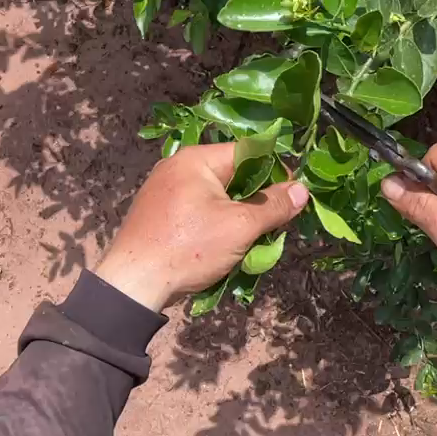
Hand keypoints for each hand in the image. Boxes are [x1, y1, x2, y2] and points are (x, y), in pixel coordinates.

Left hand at [95, 142, 309, 310]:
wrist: (133, 283)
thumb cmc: (189, 248)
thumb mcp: (240, 226)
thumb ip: (274, 206)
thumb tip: (302, 190)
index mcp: (197, 159)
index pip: (248, 152)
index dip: (276, 172)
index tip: (293, 197)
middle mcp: (177, 167)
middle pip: (232, 176)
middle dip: (256, 201)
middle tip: (274, 226)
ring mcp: (164, 191)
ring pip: (216, 198)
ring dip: (237, 218)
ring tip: (250, 243)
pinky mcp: (158, 215)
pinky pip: (197, 213)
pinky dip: (214, 227)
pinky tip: (222, 250)